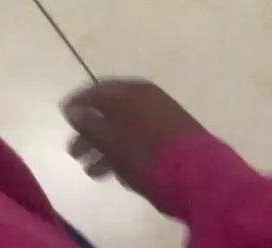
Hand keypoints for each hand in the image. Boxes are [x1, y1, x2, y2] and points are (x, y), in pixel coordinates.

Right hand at [62, 79, 203, 214]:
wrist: (207, 180)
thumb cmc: (147, 154)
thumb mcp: (110, 139)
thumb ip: (88, 123)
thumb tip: (72, 110)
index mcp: (128, 91)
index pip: (93, 91)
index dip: (76, 105)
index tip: (64, 119)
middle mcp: (146, 99)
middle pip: (109, 114)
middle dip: (90, 135)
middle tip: (76, 154)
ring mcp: (166, 120)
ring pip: (127, 131)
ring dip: (107, 150)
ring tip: (95, 173)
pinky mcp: (179, 141)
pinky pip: (144, 143)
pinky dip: (129, 156)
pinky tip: (122, 176)